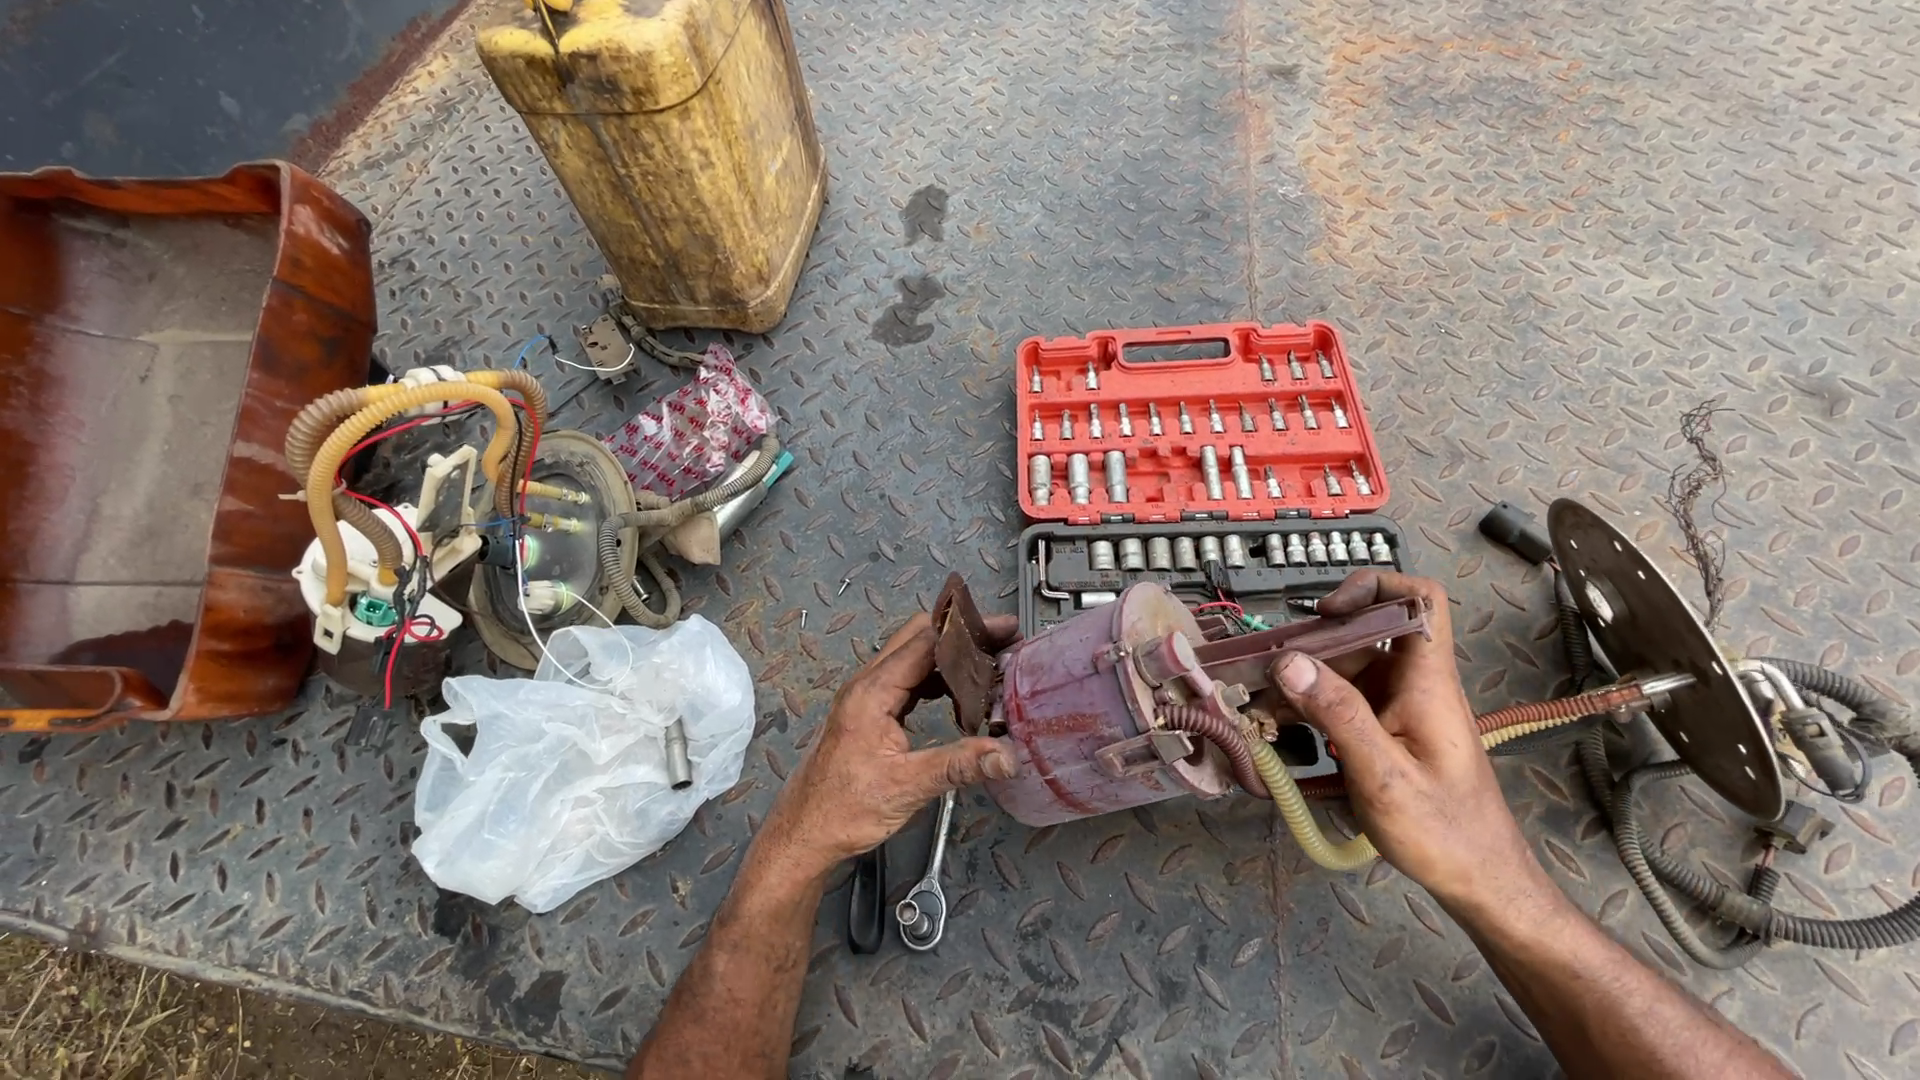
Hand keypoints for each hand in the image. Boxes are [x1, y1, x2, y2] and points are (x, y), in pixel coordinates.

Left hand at [753, 612, 1020, 880]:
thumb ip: (958, 765)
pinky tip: (959, 698)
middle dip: (960, 637)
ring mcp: (865, 697)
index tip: (1003, 629)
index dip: (966, 632)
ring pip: (912, 659)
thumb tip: (1006, 757)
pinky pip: (906, 681)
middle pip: (917, 639)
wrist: (802, 834)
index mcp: (872, 692)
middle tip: (1001, 642)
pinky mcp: (868, 713)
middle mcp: (866, 685)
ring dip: (948, 659)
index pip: (924, 642)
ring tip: (988, 668)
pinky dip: (935, 680)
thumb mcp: (907, 787)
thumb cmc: (842, 809)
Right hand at [1270, 570, 1555, 916]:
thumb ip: (1337, 713)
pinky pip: (1340, 701)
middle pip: (1363, 633)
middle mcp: (1412, 683)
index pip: (1419, 599)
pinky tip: (1277, 728)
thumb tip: (1288, 660)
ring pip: (1344, 668)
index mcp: (1426, 682)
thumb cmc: (1443, 832)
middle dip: (1310, 645)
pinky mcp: (1384, 730)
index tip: (1325, 613)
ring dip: (1300, 680)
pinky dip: (1307, 707)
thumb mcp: (1384, 776)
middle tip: (1264, 672)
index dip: (1373, 587)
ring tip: (1258, 705)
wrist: (1480, 882)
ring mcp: (1396, 707)